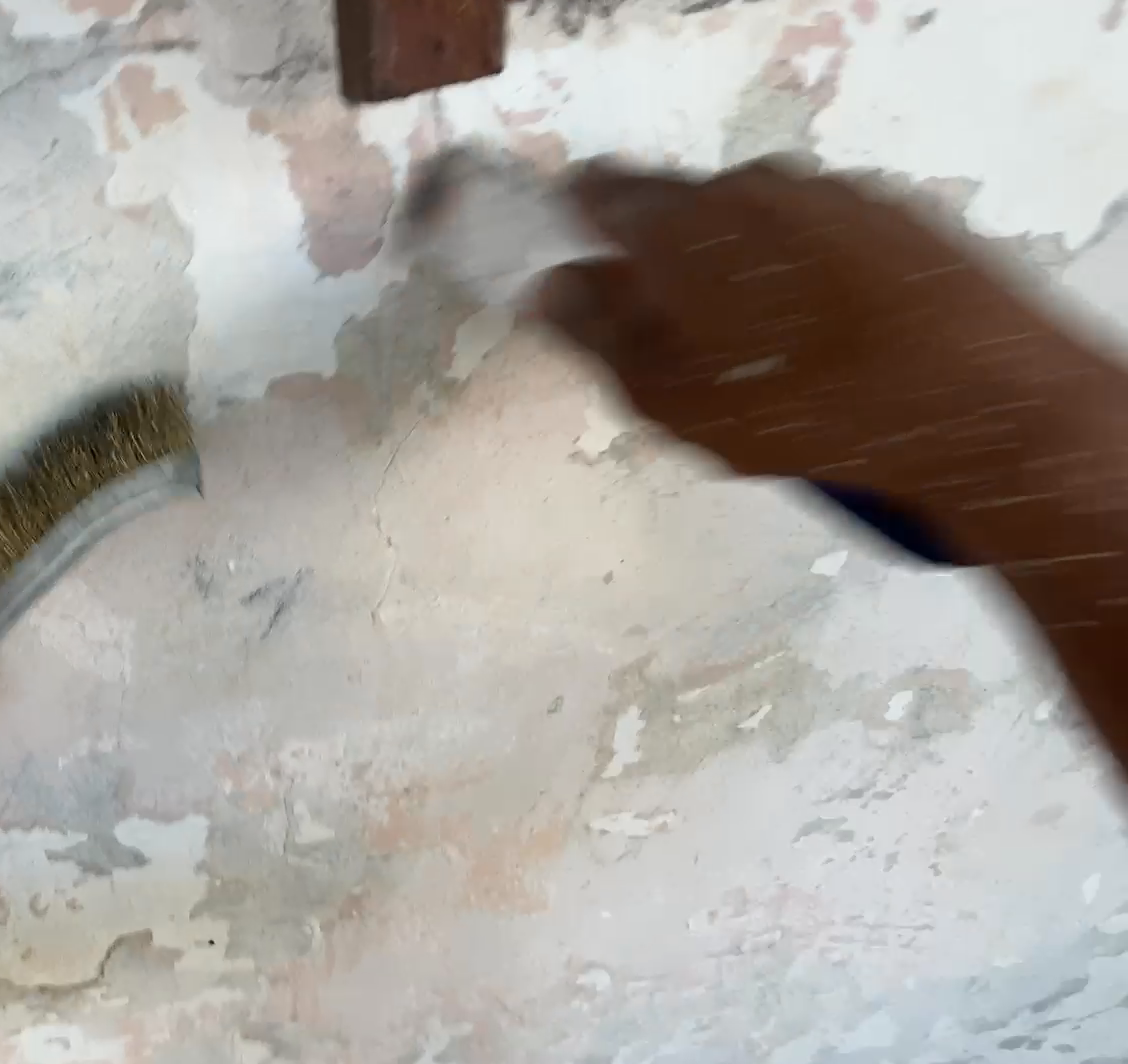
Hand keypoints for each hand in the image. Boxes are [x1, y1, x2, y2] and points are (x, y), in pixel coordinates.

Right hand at [532, 158, 1127, 759]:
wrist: (983, 410)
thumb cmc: (794, 410)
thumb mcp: (661, 395)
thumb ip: (592, 333)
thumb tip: (546, 289)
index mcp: (678, 227)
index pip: (593, 190)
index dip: (568, 223)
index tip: (568, 267)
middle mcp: (748, 188)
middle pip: (666, 206)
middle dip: (645, 258)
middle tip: (654, 332)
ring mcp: (826, 191)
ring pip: (734, 218)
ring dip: (713, 263)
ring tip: (735, 340)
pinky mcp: (887, 209)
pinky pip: (798, 226)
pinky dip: (777, 262)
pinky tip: (799, 326)